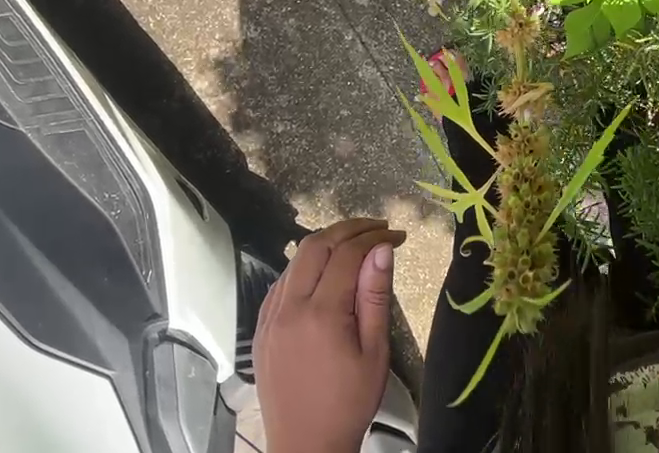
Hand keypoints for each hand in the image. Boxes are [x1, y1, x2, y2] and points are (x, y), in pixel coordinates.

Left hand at [254, 218, 405, 452]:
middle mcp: (288, 309)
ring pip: (294, 260)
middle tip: (378, 228)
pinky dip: (305, 265)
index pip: (346, 255)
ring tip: (356, 244)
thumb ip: (376, 295)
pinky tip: (325, 271)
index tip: (397, 235)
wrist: (305, 449)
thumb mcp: (374, 351)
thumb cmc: (349, 402)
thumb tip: (382, 249)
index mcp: (320, 315)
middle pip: (315, 246)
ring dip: (326, 243)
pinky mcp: (261, 331)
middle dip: (348, 229)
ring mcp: (269, 319)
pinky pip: (282, 282)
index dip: (374, 237)